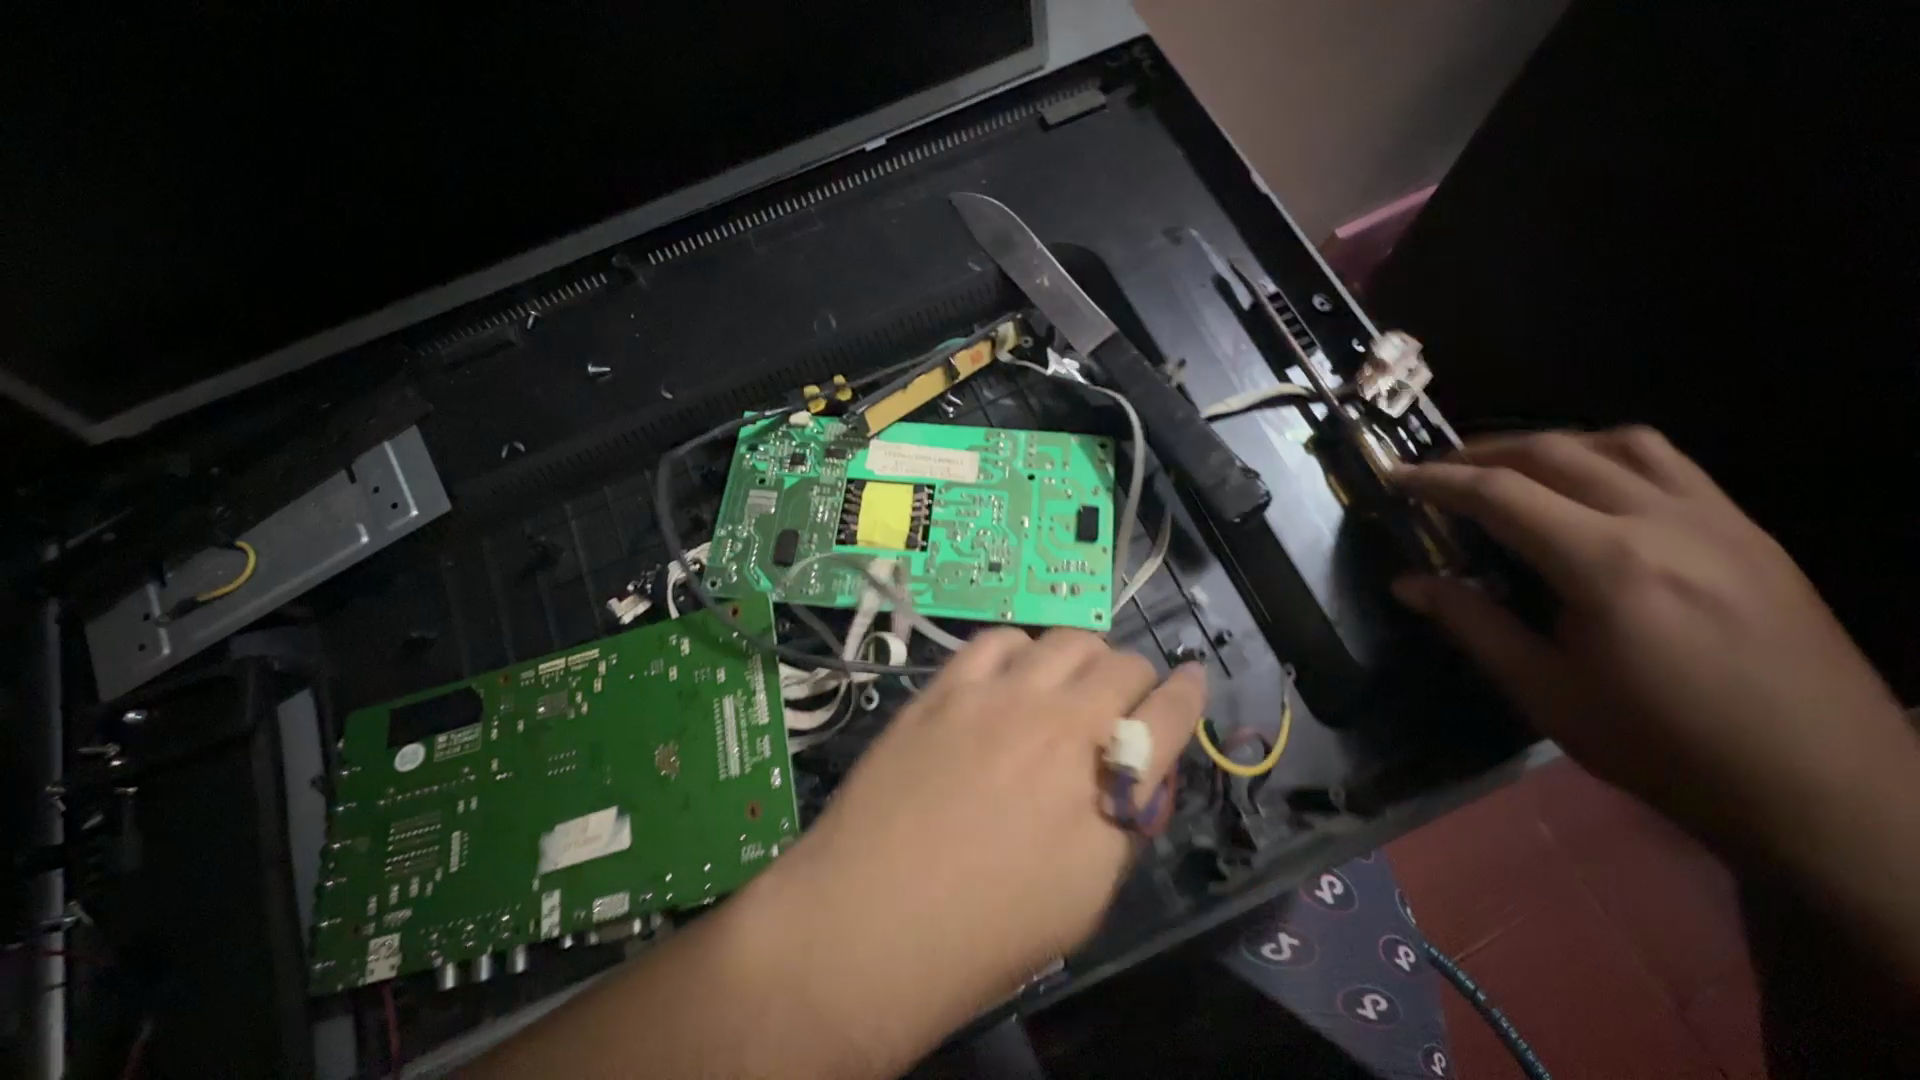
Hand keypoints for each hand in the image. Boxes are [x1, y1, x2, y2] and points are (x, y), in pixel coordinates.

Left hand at [472, 632, 1204, 1079]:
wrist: (870, 919)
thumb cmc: (989, 927)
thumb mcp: (1088, 894)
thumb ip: (1125, 823)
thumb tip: (1139, 778)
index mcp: (1102, 768)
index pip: (1171, 710)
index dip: (1190, 695)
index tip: (1193, 686)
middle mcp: (1054, 711)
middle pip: (1118, 660)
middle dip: (1137, 679)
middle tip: (1126, 706)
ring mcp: (990, 692)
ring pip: (1059, 638)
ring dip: (1080, 658)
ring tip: (1069, 687)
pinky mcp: (939, 690)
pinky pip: (993, 641)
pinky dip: (1018, 651)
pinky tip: (1010, 675)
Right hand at [1393, 428, 1916, 858]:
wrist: (1819, 786)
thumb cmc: (1663, 748)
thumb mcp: (1548, 694)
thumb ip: (1475, 625)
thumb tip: (1408, 583)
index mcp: (1607, 566)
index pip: (1503, 495)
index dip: (1439, 481)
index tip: (1396, 476)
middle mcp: (1664, 522)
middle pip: (1557, 452)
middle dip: (1485, 452)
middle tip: (1440, 471)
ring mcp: (1718, 519)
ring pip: (1621, 443)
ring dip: (1553, 444)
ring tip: (1513, 468)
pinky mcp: (1751, 532)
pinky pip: (1673, 465)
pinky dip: (1612, 457)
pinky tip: (1594, 489)